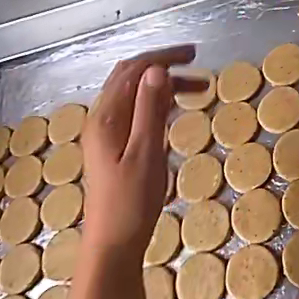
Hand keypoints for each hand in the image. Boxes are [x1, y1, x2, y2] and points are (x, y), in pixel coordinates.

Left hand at [79, 47, 202, 259]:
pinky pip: (134, 112)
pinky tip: (175, 110)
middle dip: (161, 64)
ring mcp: (105, 134)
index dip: (163, 57)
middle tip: (196, 63)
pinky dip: (156, 102)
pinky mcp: (113, 147)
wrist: (112, 243)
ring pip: (133, 95)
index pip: (133, 71)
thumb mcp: (147, 153)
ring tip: (197, 89)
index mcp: (107, 118)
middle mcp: (102, 120)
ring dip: (162, 85)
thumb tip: (157, 71)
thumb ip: (150, 110)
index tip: (195, 55)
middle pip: (129, 78)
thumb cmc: (131, 202)